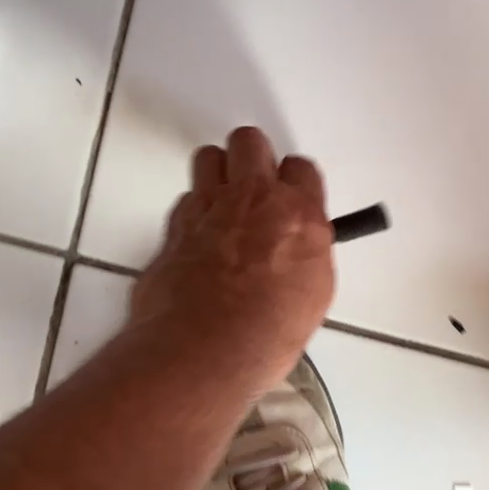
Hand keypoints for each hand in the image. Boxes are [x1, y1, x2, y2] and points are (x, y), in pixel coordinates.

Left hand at [129, 127, 334, 392]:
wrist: (209, 348)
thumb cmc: (271, 330)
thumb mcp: (314, 292)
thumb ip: (306, 252)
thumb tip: (298, 246)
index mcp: (300, 215)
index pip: (301, 168)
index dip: (296, 182)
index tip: (294, 199)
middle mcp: (254, 199)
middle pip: (250, 142)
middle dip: (253, 157)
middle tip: (257, 187)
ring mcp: (208, 207)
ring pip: (209, 157)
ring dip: (219, 173)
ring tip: (225, 203)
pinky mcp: (174, 226)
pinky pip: (185, 200)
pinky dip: (194, 212)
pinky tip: (201, 239)